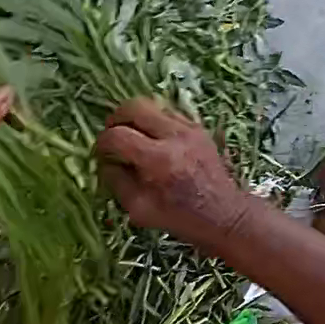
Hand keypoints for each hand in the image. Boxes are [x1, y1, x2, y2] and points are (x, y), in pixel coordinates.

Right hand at [96, 98, 254, 246]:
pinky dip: (154, 121)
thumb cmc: (181, 218)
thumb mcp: (139, 210)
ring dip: (135, 118)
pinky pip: (168, 113)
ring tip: (131, 137)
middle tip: (112, 136)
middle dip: (115, 119)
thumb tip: (104, 162)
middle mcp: (175, 136)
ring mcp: (190, 129)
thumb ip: (116, 182)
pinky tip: (152, 140)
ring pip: (152, 105)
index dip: (101, 143)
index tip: (100, 154)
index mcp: (158, 160)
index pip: (117, 136)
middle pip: (134, 107)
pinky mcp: (199, 128)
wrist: (224, 215)